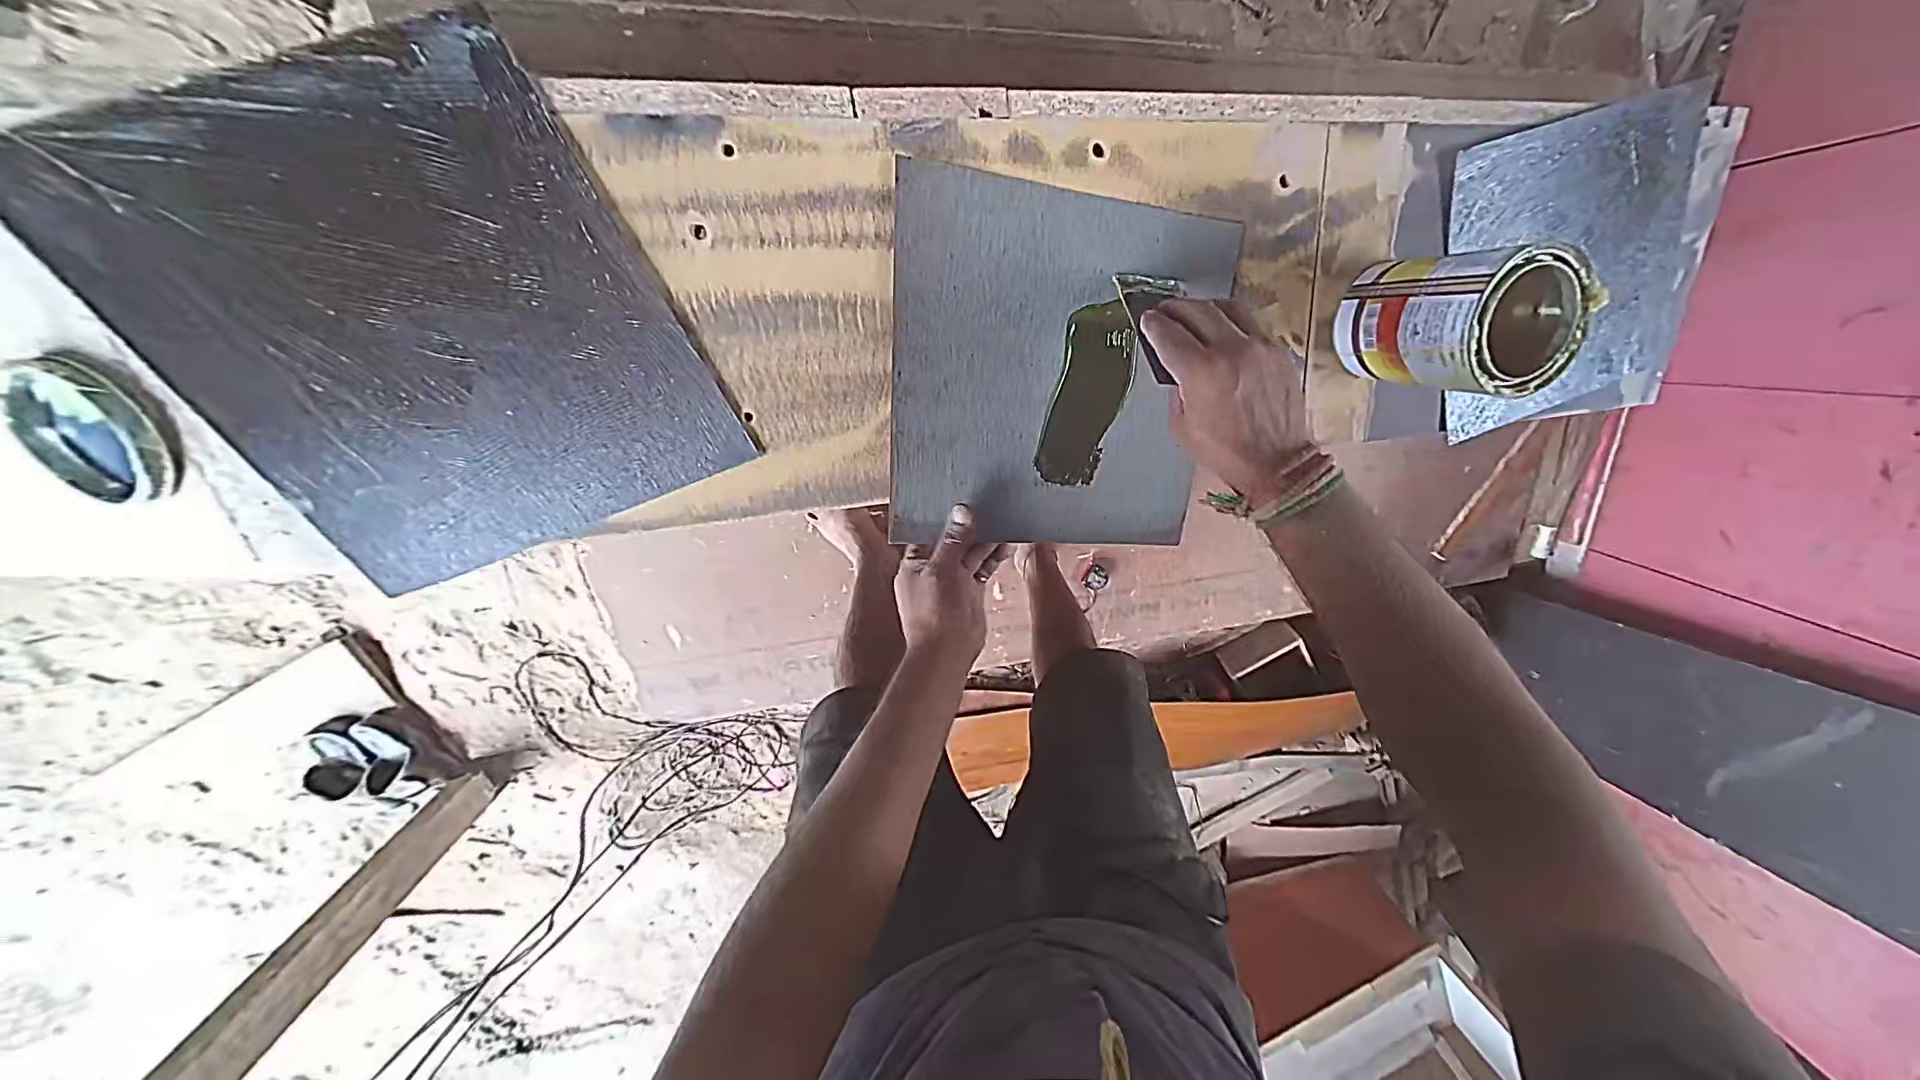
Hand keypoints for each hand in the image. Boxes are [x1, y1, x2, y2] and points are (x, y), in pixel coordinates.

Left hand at [896, 504, 1009, 662]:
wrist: (946, 651)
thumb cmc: (931, 616)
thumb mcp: (940, 570)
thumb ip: (953, 540)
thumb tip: (961, 512)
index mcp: (914, 562)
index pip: (929, 531)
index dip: (945, 516)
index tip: (962, 499)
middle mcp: (933, 569)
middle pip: (953, 539)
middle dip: (970, 525)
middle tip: (988, 505)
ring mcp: (953, 579)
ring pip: (971, 551)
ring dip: (986, 538)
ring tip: (1003, 519)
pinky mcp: (970, 589)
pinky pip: (983, 566)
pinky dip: (994, 555)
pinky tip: (1006, 543)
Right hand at [1141, 299, 1315, 503]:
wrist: (1275, 462)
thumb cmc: (1227, 451)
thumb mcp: (1182, 425)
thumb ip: (1177, 389)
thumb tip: (1178, 369)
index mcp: (1201, 371)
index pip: (1169, 334)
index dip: (1153, 324)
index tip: (1147, 320)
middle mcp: (1232, 351)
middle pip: (1197, 310)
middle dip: (1175, 308)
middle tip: (1164, 311)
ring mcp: (1259, 348)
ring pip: (1228, 308)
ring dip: (1205, 307)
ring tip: (1193, 313)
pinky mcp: (1278, 352)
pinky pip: (1250, 324)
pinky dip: (1231, 322)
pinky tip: (1222, 331)